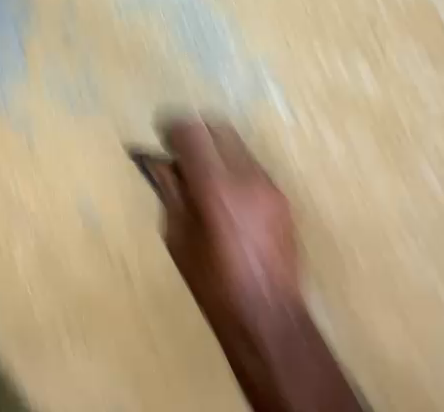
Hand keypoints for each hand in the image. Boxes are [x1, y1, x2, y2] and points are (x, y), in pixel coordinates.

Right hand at [147, 118, 301, 333]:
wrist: (268, 315)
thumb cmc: (212, 283)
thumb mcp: (177, 236)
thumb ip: (170, 191)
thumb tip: (160, 161)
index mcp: (214, 187)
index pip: (191, 131)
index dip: (171, 128)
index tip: (161, 139)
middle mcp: (246, 178)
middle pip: (217, 127)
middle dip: (195, 133)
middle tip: (180, 152)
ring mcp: (269, 186)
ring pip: (237, 144)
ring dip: (216, 150)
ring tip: (202, 177)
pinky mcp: (282, 198)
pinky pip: (252, 166)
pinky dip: (233, 168)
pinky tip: (224, 197)